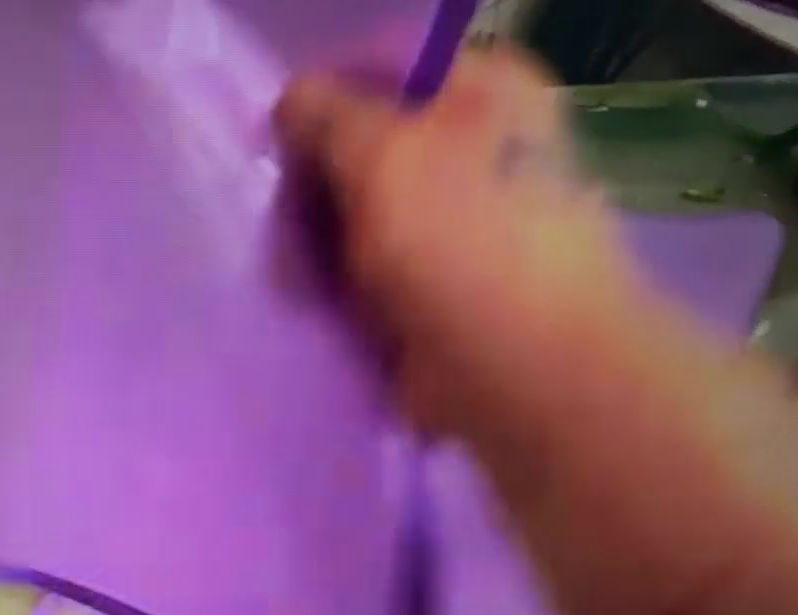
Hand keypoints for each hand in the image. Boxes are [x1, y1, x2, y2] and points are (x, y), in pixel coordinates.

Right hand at [274, 48, 646, 434]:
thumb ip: (330, 115)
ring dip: (310, 243)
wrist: (515, 364)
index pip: (374, 67)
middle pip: (351, 144)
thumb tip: (291, 98)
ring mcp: (443, 215)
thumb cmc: (458, 245)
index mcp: (477, 88)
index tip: (282, 149)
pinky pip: (353, 263)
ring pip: (343, 210)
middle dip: (308, 187)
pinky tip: (317, 302)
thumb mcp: (385, 156)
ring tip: (303, 278)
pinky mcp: (421, 276)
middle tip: (292, 226)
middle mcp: (464, 143)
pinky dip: (328, 281)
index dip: (318, 103)